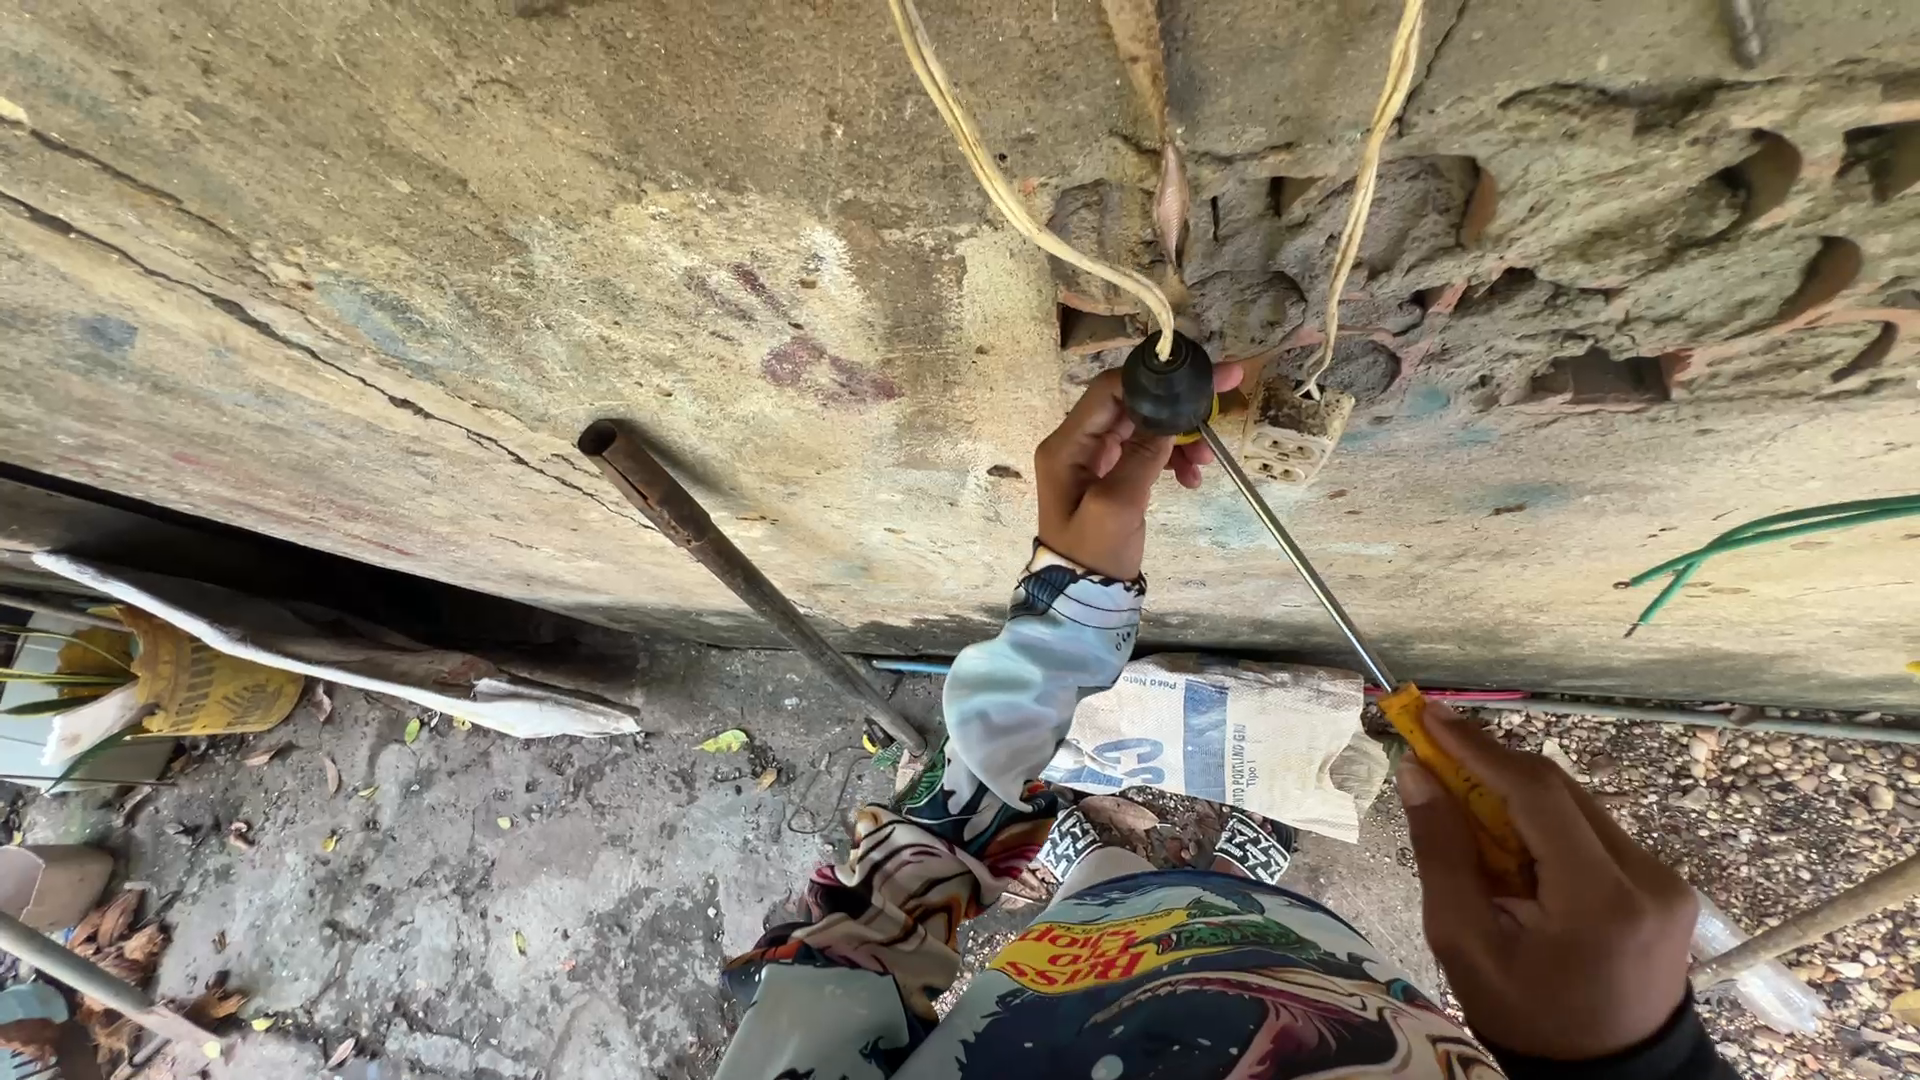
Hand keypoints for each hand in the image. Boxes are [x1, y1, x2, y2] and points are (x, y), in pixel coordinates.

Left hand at [1034, 362, 1242, 579]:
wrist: (1083, 598)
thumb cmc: (1093, 555)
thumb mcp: (1117, 506)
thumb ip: (1143, 456)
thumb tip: (1170, 416)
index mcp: (1067, 445)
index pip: (1109, 390)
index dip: (1153, 379)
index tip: (1200, 378)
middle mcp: (1076, 444)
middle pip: (1130, 404)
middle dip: (1175, 406)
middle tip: (1220, 402)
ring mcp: (1093, 459)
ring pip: (1144, 427)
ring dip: (1178, 436)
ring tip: (1205, 461)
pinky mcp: (1111, 475)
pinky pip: (1146, 451)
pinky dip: (1171, 457)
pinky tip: (1192, 477)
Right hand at [1398, 703, 1697, 1059]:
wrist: (1608, 1075)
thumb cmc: (1523, 1010)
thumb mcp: (1461, 935)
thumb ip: (1440, 848)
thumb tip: (1417, 772)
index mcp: (1601, 898)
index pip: (1535, 793)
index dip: (1477, 747)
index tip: (1427, 715)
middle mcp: (1648, 877)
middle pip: (1555, 789)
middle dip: (1486, 762)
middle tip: (1428, 748)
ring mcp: (1663, 880)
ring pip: (1570, 801)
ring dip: (1507, 789)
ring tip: (1457, 800)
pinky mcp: (1659, 884)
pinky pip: (1584, 825)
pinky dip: (1534, 816)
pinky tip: (1501, 835)